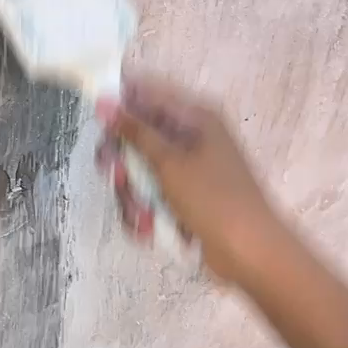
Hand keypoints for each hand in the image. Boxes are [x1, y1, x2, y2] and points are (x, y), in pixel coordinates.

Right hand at [98, 73, 347, 347]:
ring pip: (136, 170)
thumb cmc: (214, 199)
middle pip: (134, 134)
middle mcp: (187, 137)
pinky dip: (144, 213)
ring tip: (142, 215)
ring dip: (132, 194)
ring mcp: (183, 170)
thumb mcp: (169, 162)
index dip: (118, 100)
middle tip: (115, 175)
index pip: (146, 91)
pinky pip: (147, 196)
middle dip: (121, 159)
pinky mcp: (179, 199)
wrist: (252, 256)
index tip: (95, 117)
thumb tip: (104, 99)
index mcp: (193, 116)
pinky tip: (150, 229)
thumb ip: (133, 131)